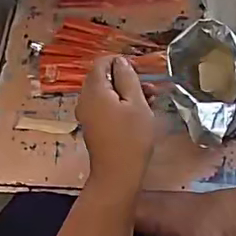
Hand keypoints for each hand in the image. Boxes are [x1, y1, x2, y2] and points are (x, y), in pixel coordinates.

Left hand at [76, 55, 155, 195]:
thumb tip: (121, 62)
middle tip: (150, 89)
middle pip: (103, 78)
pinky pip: (104, 107)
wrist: (118, 173)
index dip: (121, 62)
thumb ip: (128, 78)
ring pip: (105, 93)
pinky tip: (137, 114)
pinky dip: (119, 105)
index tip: (141, 72)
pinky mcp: (92, 126)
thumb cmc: (132, 137)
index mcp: (94, 90)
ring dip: (126, 93)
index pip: (102, 62)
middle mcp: (85, 99)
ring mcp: (87, 113)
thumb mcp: (136, 103)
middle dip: (126, 79)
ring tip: (149, 102)